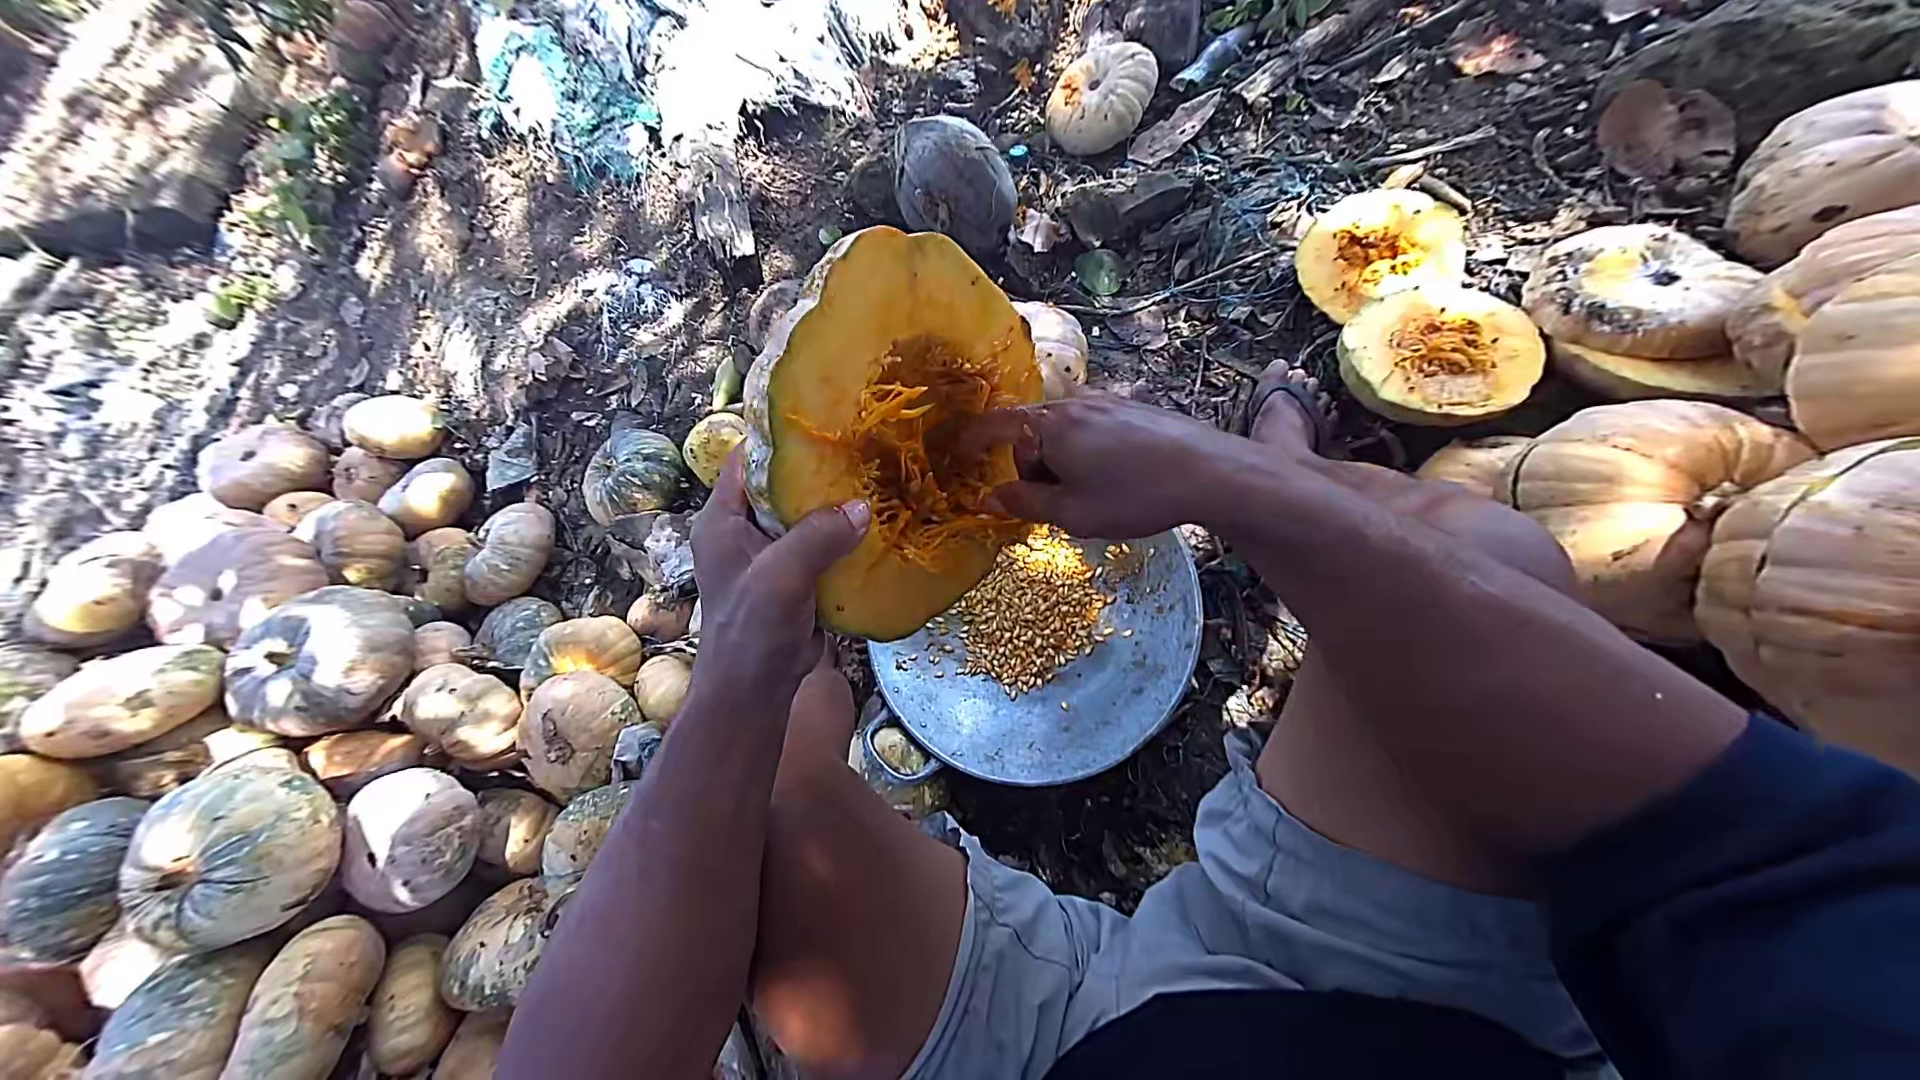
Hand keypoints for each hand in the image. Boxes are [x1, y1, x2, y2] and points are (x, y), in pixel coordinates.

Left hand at [688, 454, 870, 697]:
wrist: (756, 687)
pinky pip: (820, 544)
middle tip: (861, 453)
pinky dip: (842, 536)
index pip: (746, 461)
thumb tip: (862, 507)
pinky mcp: (794, 575)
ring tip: (874, 484)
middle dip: (818, 473)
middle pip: (781, 487)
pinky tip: (873, 526)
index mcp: (723, 520)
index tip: (823, 424)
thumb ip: (818, 536)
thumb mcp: (782, 574)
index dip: (779, 441)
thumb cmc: (752, 628)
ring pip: (805, 516)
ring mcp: (770, 554)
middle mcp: (743, 530)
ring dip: (834, 507)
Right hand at [964, 392, 1235, 537]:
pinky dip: (1083, 452)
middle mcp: (1074, 404)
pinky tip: (1115, 478)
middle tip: (1051, 503)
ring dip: (1059, 462)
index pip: (995, 426)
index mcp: (1050, 426)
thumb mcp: (1072, 512)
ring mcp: (1106, 401)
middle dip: (1029, 466)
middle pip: (1031, 432)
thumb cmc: (1135, 496)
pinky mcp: (1132, 407)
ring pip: (1062, 432)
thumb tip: (987, 499)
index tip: (959, 454)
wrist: (1213, 472)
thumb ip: (1023, 503)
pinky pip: (1089, 428)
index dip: (972, 440)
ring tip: (1088, 494)